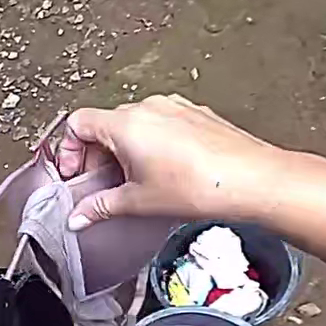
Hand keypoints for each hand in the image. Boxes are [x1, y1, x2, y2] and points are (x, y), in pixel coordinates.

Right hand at [54, 94, 289, 228]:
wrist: (256, 181)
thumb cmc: (201, 186)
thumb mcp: (137, 202)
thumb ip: (99, 207)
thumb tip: (78, 217)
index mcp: (126, 124)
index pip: (78, 123)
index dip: (69, 150)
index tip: (76, 173)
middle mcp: (149, 108)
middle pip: (103, 124)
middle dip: (95, 154)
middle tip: (100, 183)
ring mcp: (175, 108)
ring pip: (131, 124)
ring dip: (121, 150)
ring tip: (131, 180)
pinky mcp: (195, 115)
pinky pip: (158, 123)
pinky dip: (148, 144)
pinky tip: (159, 172)